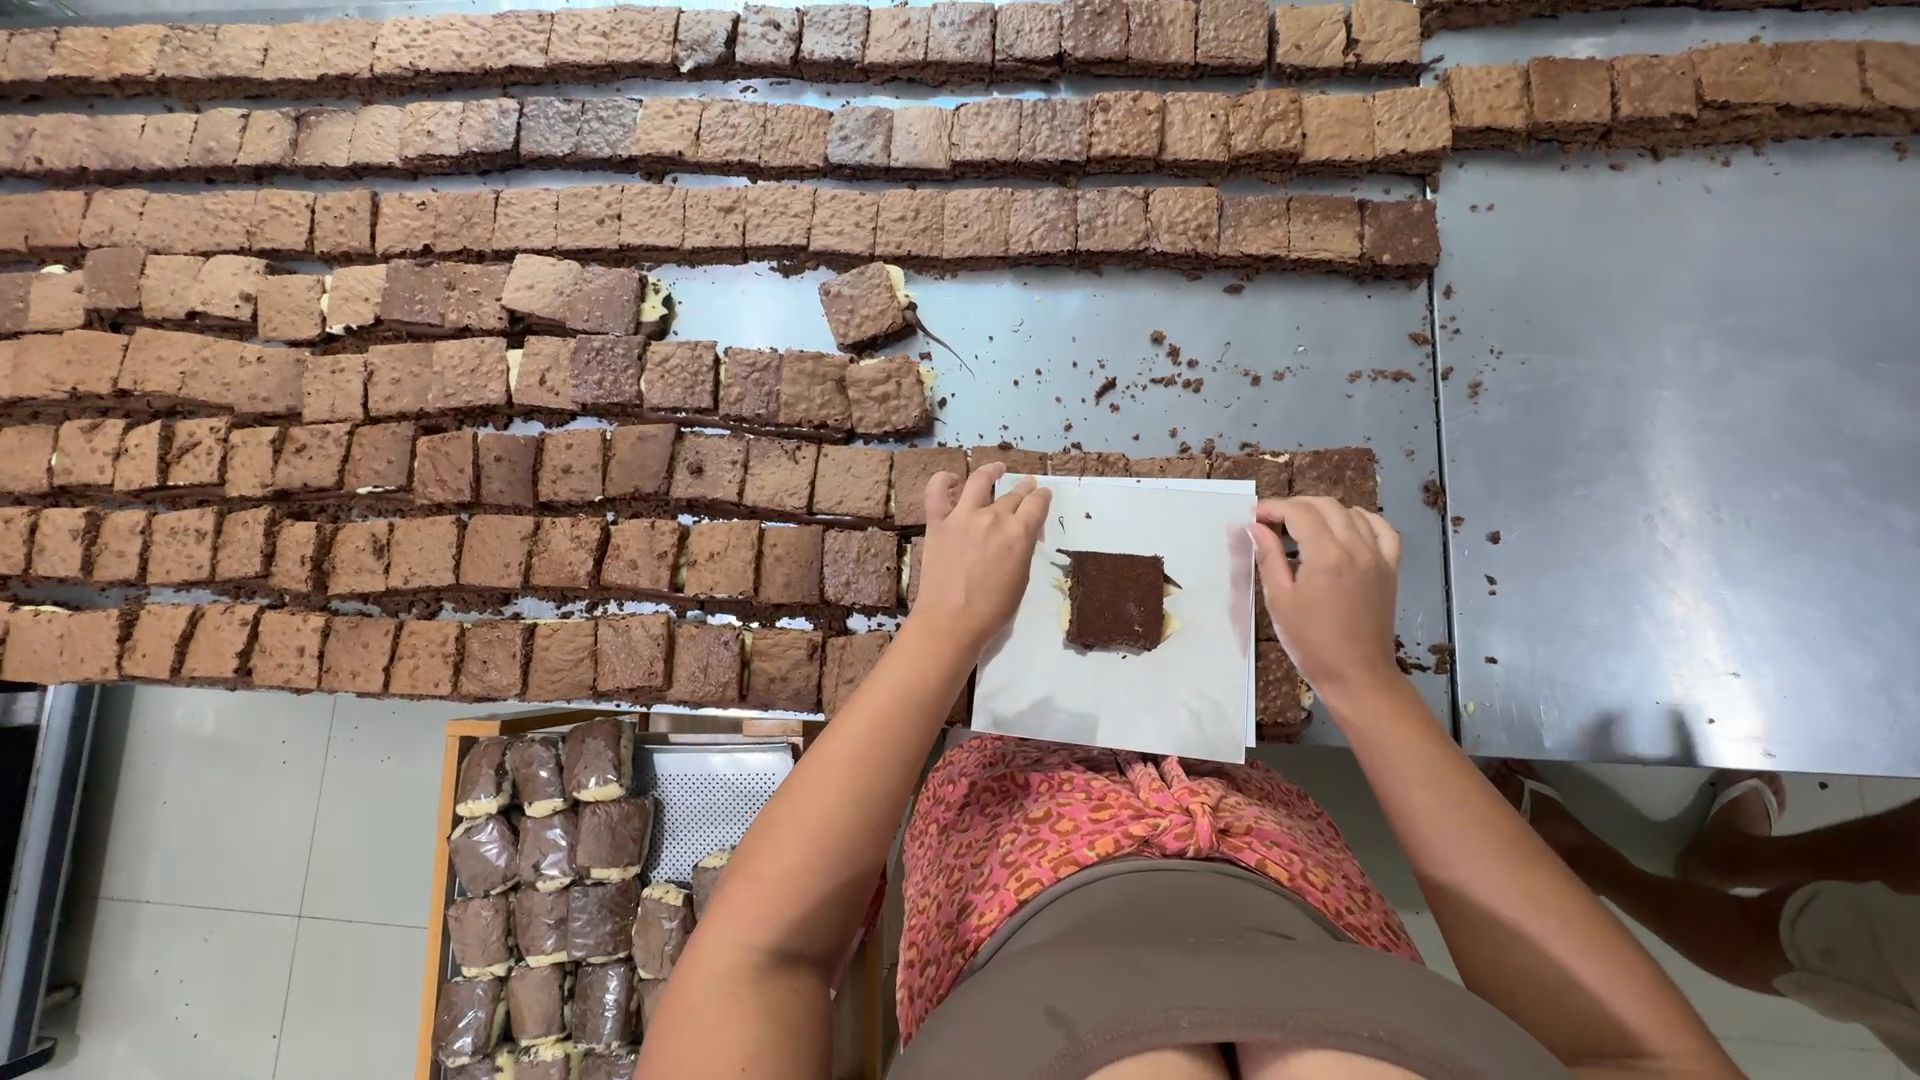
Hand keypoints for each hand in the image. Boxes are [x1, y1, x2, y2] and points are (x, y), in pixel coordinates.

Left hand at [909, 463, 1051, 655]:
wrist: (950, 621)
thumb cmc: (992, 610)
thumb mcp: (1021, 579)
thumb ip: (1022, 550)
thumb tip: (1020, 535)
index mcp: (1019, 533)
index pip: (1037, 503)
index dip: (1043, 497)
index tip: (1043, 495)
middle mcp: (993, 517)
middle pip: (1013, 494)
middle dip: (1024, 489)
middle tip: (1027, 486)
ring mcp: (962, 516)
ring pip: (979, 481)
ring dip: (991, 470)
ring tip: (997, 468)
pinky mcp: (937, 523)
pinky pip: (937, 492)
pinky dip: (944, 481)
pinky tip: (952, 479)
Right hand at [1250, 497, 1403, 703]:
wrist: (1356, 673)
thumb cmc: (1310, 641)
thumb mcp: (1279, 599)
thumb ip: (1269, 557)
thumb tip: (1255, 526)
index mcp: (1326, 555)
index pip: (1298, 512)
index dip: (1273, 508)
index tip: (1255, 515)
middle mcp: (1356, 548)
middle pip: (1326, 505)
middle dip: (1296, 506)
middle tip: (1273, 521)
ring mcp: (1378, 556)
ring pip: (1353, 513)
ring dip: (1324, 511)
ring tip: (1303, 526)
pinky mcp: (1390, 568)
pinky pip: (1382, 530)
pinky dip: (1363, 520)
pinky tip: (1347, 526)